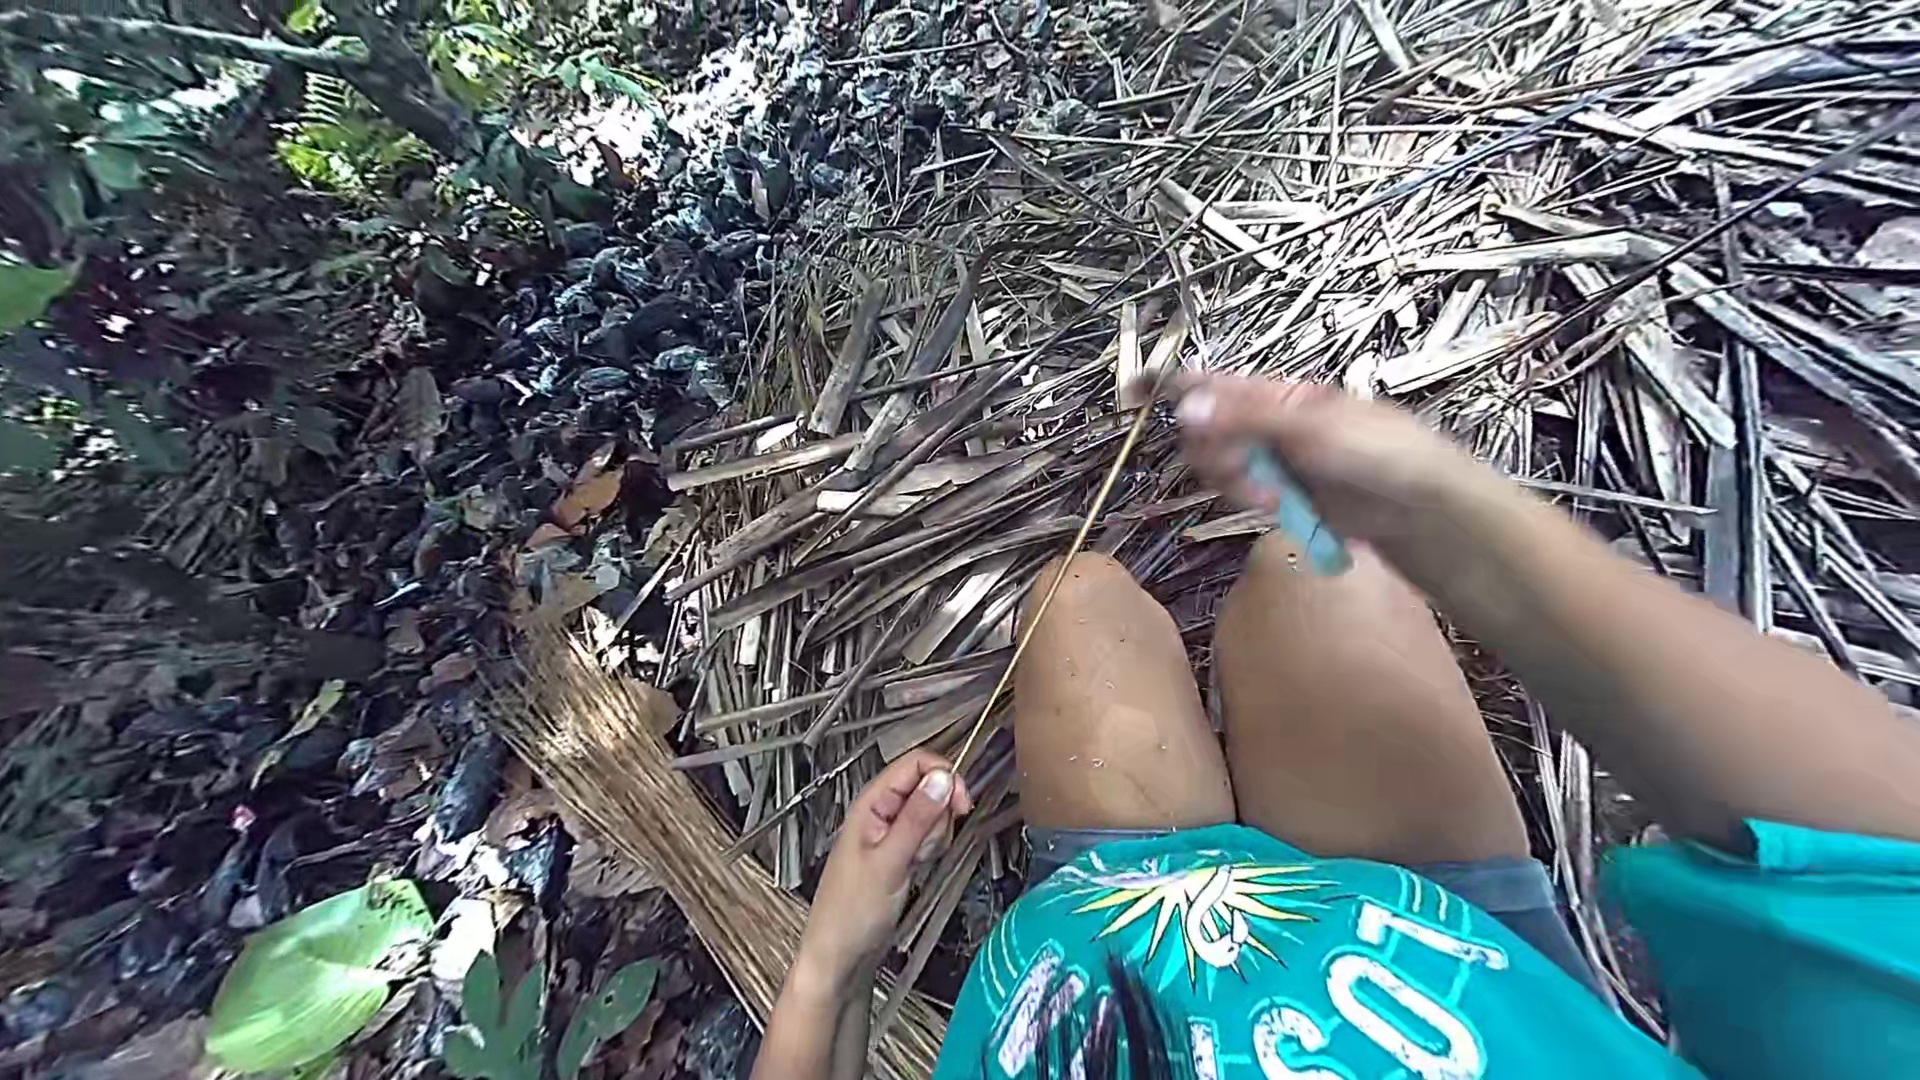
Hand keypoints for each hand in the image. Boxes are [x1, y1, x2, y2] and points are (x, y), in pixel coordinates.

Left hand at [796, 751, 973, 989]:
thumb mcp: (889, 862)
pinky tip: (918, 866)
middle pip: (930, 784)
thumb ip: (918, 817)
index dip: (943, 775)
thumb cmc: (849, 915)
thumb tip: (942, 777)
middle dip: (940, 812)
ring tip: (916, 860)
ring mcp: (893, 828)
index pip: (916, 763)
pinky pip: (930, 833)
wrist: (840, 959)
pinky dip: (932, 848)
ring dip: (936, 834)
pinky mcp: (902, 848)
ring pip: (934, 810)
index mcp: (872, 801)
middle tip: (927, 843)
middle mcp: (882, 809)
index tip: (961, 802)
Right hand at [1164, 374, 1490, 544]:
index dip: (1172, 384)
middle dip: (1215, 452)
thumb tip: (1186, 406)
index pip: (1212, 383)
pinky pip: (1236, 492)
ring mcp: (1268, 459)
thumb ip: (1246, 417)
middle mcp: (1264, 423)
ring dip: (1233, 481)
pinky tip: (1275, 504)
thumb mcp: (1312, 427)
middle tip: (1242, 466)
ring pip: (1216, 465)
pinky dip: (1247, 500)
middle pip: (1204, 430)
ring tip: (1269, 493)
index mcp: (1276, 394)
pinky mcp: (1273, 491)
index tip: (1134, 390)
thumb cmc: (1381, 454)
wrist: (1417, 513)